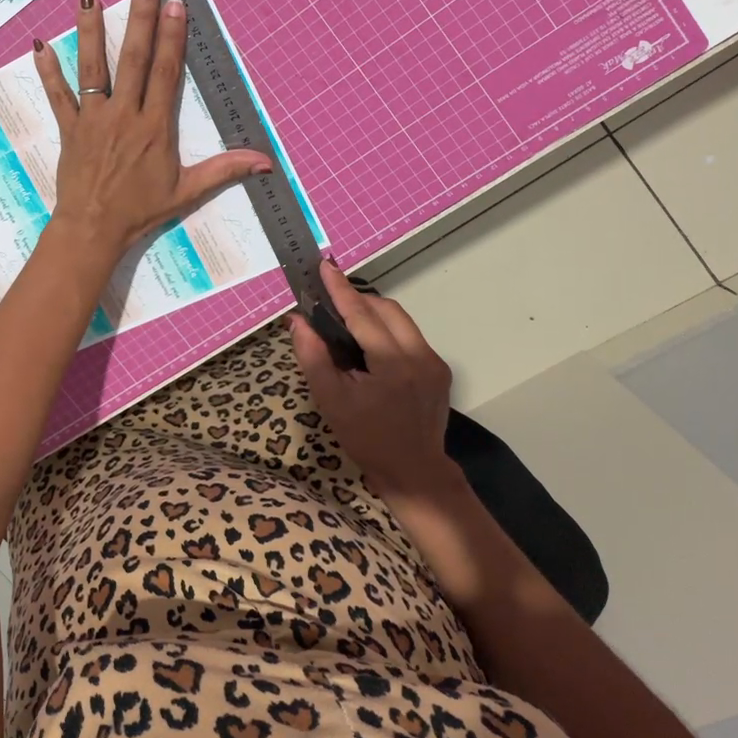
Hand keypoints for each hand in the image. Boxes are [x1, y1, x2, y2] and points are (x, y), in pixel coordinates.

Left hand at [32, 0, 273, 260]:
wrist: (93, 230)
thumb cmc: (140, 212)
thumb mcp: (185, 192)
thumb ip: (223, 171)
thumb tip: (265, 161)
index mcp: (154, 127)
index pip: (165, 73)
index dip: (171, 37)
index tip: (175, 4)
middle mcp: (123, 115)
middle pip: (132, 60)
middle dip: (139, 20)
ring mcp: (93, 120)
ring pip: (92, 69)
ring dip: (90, 32)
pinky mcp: (69, 130)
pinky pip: (57, 96)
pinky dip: (48, 71)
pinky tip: (40, 44)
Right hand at [290, 262, 454, 495]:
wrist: (413, 471)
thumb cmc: (365, 438)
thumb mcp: (330, 400)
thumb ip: (313, 356)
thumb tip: (298, 321)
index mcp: (392, 363)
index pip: (362, 314)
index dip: (340, 289)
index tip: (324, 266)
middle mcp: (420, 356)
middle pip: (387, 310)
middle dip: (357, 299)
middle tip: (329, 298)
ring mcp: (434, 362)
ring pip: (400, 320)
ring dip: (372, 313)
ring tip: (344, 319)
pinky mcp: (439, 370)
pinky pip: (408, 336)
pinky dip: (385, 330)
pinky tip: (368, 344)